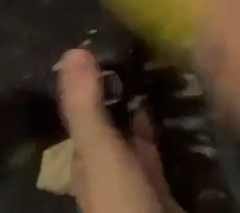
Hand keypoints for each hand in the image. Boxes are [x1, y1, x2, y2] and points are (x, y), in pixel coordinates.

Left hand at [56, 49, 182, 212]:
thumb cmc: (120, 202)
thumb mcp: (98, 152)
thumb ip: (86, 106)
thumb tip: (72, 50)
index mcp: (83, 161)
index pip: (80, 115)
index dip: (86, 82)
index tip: (96, 42)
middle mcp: (104, 168)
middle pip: (105, 123)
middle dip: (114, 91)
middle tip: (128, 44)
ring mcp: (133, 178)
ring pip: (130, 134)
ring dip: (136, 106)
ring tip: (150, 63)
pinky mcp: (160, 186)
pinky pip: (154, 149)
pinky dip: (158, 127)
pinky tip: (168, 106)